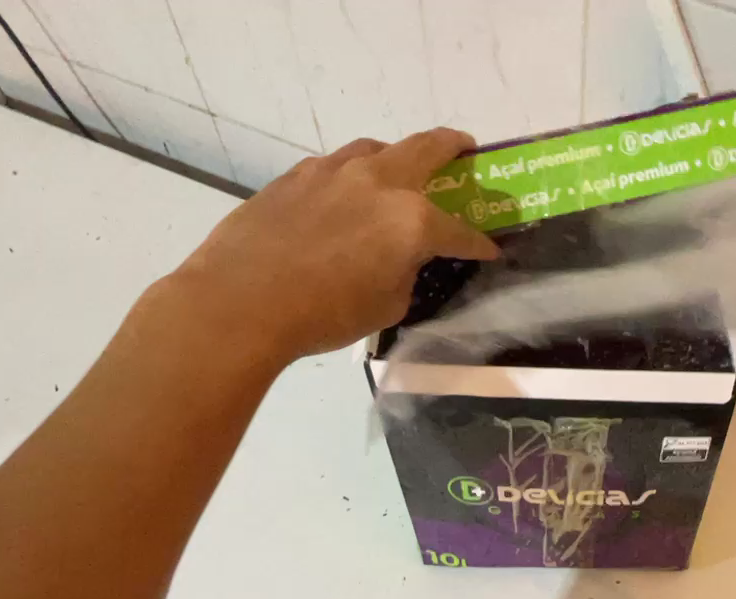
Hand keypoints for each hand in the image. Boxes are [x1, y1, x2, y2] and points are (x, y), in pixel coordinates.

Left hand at [147, 128, 500, 371]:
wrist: (244, 300)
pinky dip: (355, 177)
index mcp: (411, 220)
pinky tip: (348, 200)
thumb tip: (402, 258)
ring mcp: (333, 171)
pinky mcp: (296, 176)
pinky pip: (338, 167)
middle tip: (465, 149)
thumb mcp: (389, 305)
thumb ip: (406, 271)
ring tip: (400, 175)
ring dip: (397, 157)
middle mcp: (377, 181)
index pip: (460, 231)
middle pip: (426, 149)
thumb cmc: (327, 314)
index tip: (491, 251)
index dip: (479, 244)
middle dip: (452, 147)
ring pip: (376, 149)